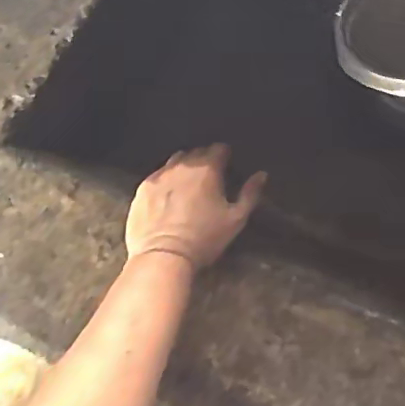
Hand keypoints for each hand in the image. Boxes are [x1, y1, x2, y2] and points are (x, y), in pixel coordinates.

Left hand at [125, 144, 266, 268]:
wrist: (163, 257)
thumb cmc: (204, 239)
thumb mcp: (235, 219)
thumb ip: (250, 194)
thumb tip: (261, 174)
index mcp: (208, 168)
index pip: (219, 148)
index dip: (224, 155)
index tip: (226, 164)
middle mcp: (183, 165)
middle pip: (197, 152)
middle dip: (204, 159)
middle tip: (208, 177)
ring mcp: (160, 175)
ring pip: (175, 161)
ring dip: (184, 166)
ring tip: (187, 183)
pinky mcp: (143, 188)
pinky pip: (157, 175)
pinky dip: (165, 180)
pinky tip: (167, 195)